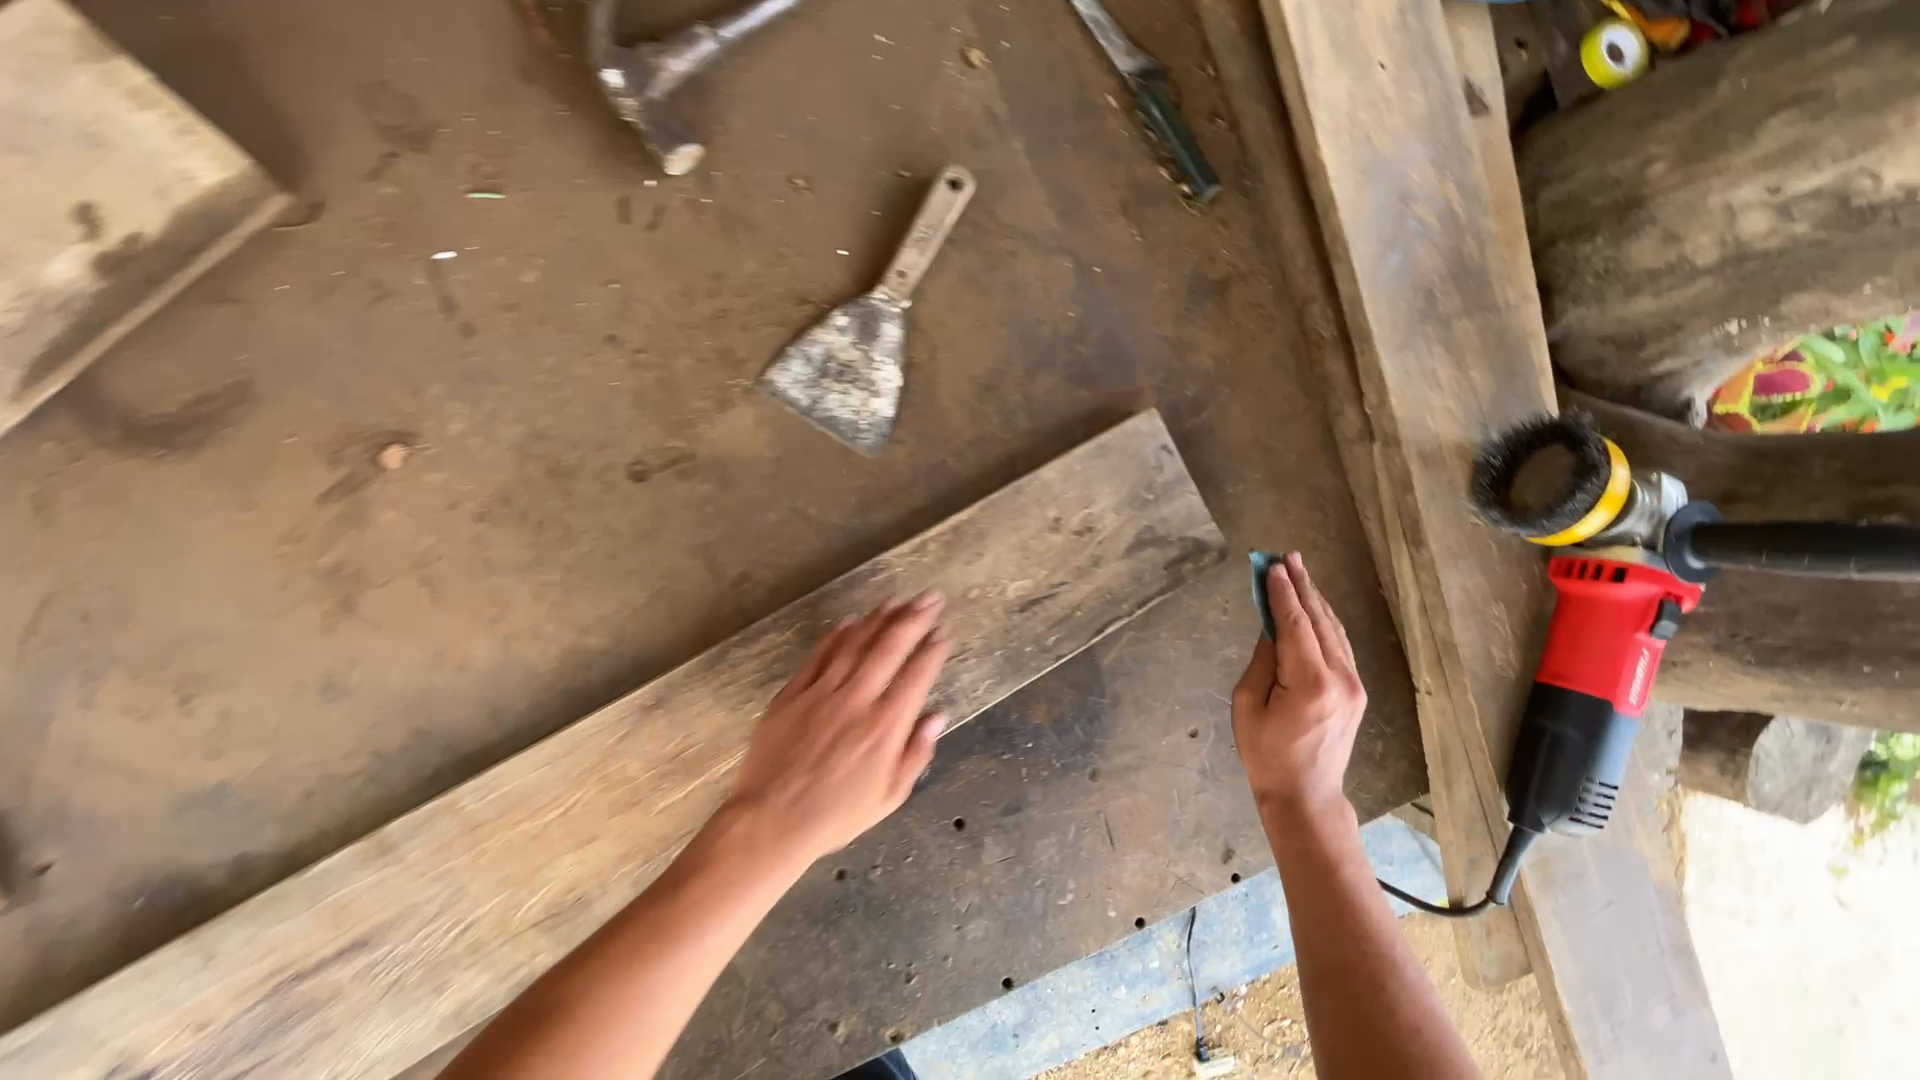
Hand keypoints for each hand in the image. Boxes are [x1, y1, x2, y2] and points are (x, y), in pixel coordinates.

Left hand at [725, 592, 952, 864]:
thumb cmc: (835, 816)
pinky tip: (850, 621)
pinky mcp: (792, 694)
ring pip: (855, 644)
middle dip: (913, 618)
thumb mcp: (889, 797)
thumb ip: (916, 753)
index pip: (917, 675)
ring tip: (896, 600)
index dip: (933, 649)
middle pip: (889, 648)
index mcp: (885, 727)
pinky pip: (818, 656)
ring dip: (878, 619)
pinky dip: (836, 636)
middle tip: (930, 598)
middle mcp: (857, 701)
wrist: (771, 821)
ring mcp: (821, 693)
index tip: (943, 632)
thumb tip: (937, 716)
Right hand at [1232, 552, 1366, 825]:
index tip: (1271, 566)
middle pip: (1319, 621)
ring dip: (1315, 600)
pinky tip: (1314, 607)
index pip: (1294, 625)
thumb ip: (1262, 661)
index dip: (1282, 593)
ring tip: (1299, 572)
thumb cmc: (1266, 754)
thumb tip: (1272, 627)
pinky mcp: (1356, 691)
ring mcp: (1354, 684)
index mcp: (1310, 683)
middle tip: (1288, 557)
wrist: (1305, 794)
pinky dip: (1324, 622)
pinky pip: (1340, 646)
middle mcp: (1340, 678)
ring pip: (1334, 630)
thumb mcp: (1247, 705)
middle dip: (1302, 587)